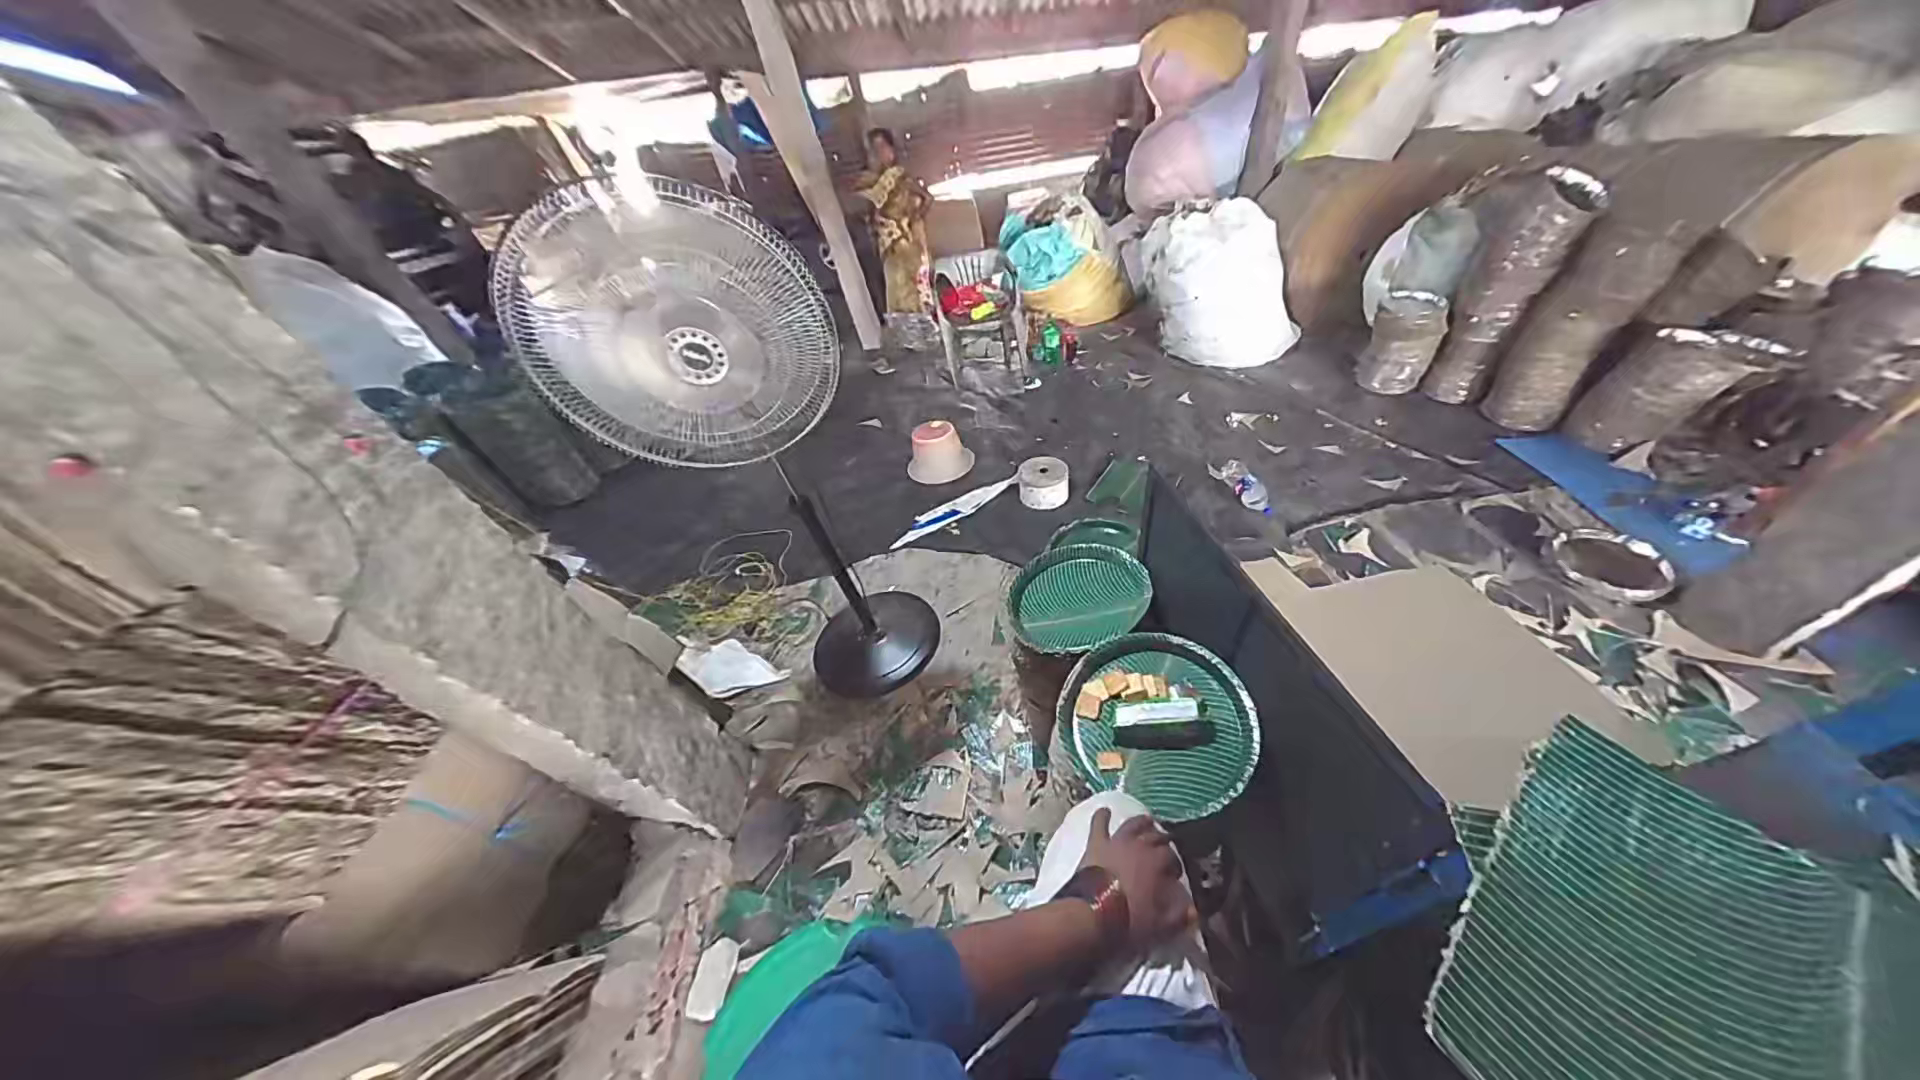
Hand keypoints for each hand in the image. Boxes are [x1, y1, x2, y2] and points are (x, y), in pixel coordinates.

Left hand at [1077, 808, 1194, 951]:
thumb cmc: (1129, 920)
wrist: (1093, 913)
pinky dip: (1102, 816)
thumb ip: (1179, 917)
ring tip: (1147, 820)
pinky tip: (1104, 810)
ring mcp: (1116, 841)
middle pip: (1155, 836)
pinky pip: (1099, 824)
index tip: (1175, 873)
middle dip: (1163, 839)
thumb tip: (1195, 911)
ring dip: (1140, 822)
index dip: (1175, 863)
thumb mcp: (1159, 926)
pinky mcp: (1096, 843)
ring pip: (1132, 825)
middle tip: (1165, 845)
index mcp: (1156, 862)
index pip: (1172, 856)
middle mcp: (1138, 845)